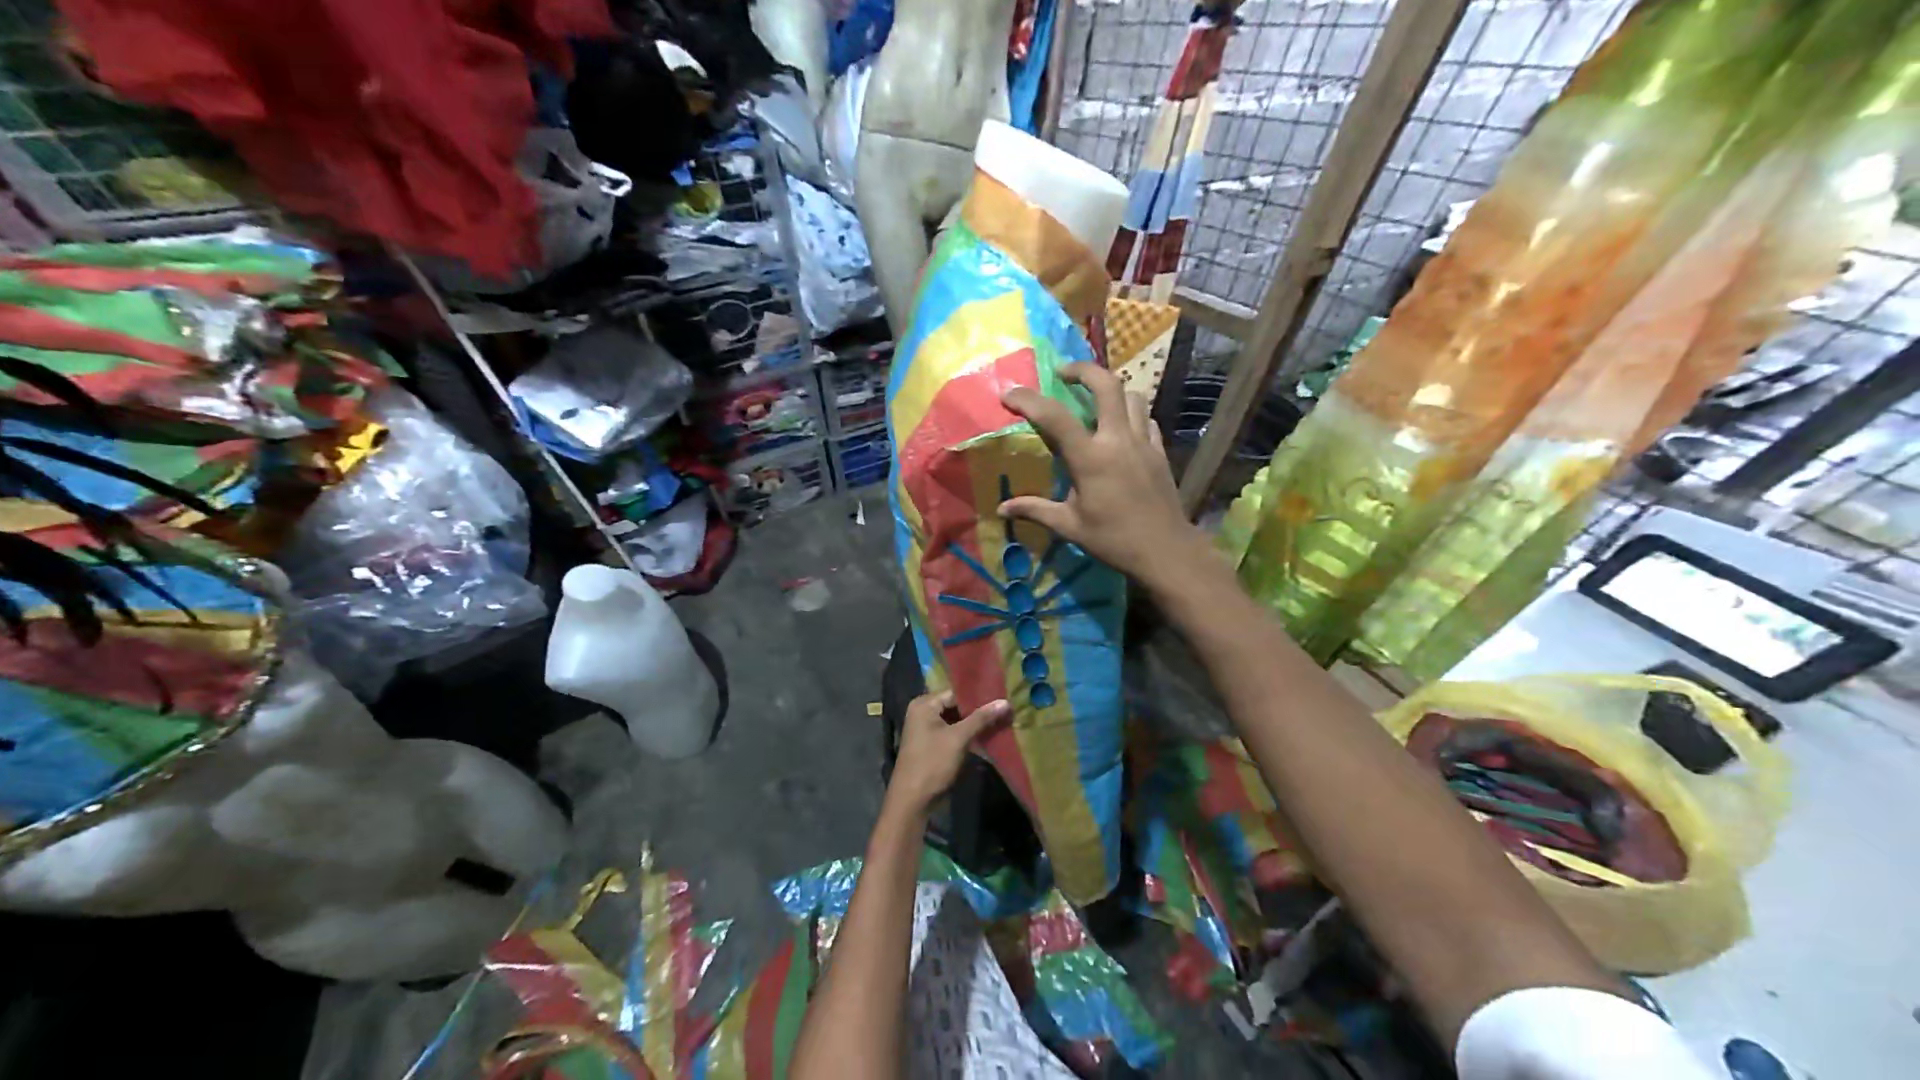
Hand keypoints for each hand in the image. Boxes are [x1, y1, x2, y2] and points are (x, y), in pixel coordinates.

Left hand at [887, 691, 1008, 814]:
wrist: (913, 801)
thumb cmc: (932, 763)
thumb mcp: (958, 738)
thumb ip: (981, 718)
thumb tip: (1006, 702)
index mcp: (924, 704)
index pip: (956, 693)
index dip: (979, 696)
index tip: (1003, 696)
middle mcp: (923, 713)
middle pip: (956, 706)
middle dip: (979, 710)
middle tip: (1006, 709)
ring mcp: (927, 730)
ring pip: (957, 721)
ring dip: (976, 724)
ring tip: (1003, 720)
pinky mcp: (933, 745)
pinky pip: (954, 733)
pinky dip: (968, 735)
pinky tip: (989, 736)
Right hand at [998, 363, 1213, 592]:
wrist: (1165, 550)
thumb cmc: (1113, 540)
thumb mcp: (1069, 526)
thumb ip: (1035, 510)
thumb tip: (1002, 509)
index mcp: (1090, 458)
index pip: (1054, 417)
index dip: (1028, 400)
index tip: (1008, 392)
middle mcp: (1118, 440)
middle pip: (1107, 384)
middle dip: (1083, 370)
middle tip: (1064, 373)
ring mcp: (1143, 442)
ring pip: (1132, 396)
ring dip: (1111, 390)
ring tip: (1095, 400)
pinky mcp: (1159, 451)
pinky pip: (1146, 419)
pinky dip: (1132, 414)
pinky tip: (1121, 428)